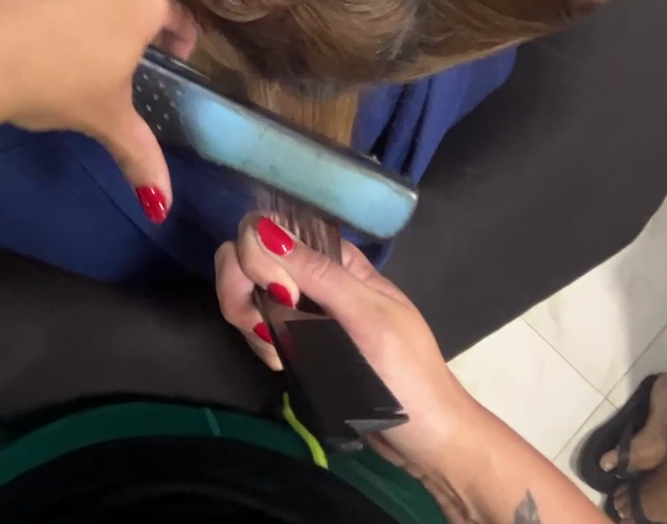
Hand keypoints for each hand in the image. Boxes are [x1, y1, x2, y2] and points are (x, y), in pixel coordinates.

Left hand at [0, 0, 184, 208]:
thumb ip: (139, 155)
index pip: (176, 15)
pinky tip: (14, 1)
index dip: (176, 37)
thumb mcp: (99, 119)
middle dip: (122, 13)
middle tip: (99, 47)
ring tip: (49, 26)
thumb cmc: (48, 83)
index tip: (170, 52)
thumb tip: (162, 205)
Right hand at [215, 215, 489, 471]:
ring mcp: (295, 304)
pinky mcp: (289, 335)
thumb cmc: (407, 372)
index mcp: (332, 257)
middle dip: (241, 291)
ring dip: (249, 323)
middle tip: (268, 330)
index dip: (258, 254)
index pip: (267, 228)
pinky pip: (251, 324)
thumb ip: (317, 273)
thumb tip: (262, 229)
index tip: (284, 295)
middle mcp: (307, 272)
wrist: (425, 438)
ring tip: (280, 354)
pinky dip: (258, 343)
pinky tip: (281, 363)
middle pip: (243, 256)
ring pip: (242, 290)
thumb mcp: (368, 317)